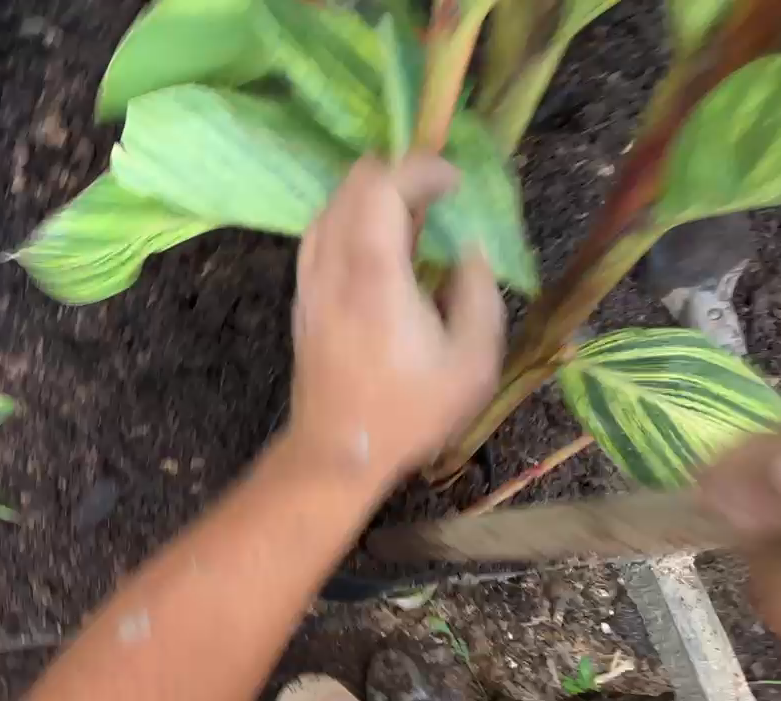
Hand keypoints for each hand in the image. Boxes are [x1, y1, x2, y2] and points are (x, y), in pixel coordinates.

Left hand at [290, 153, 504, 482]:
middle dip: (394, 173)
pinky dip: (344, 225)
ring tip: (405, 217)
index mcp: (375, 277)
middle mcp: (332, 272)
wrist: (336, 452)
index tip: (453, 184)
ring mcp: (309, 289)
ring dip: (365, 198)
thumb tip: (467, 251)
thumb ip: (478, 292)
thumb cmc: (408, 413)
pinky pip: (316, 243)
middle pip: (349, 188)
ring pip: (326, 211)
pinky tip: (372, 248)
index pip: (383, 187)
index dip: (421, 168)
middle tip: (432, 196)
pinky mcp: (302, 307)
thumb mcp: (473, 361)